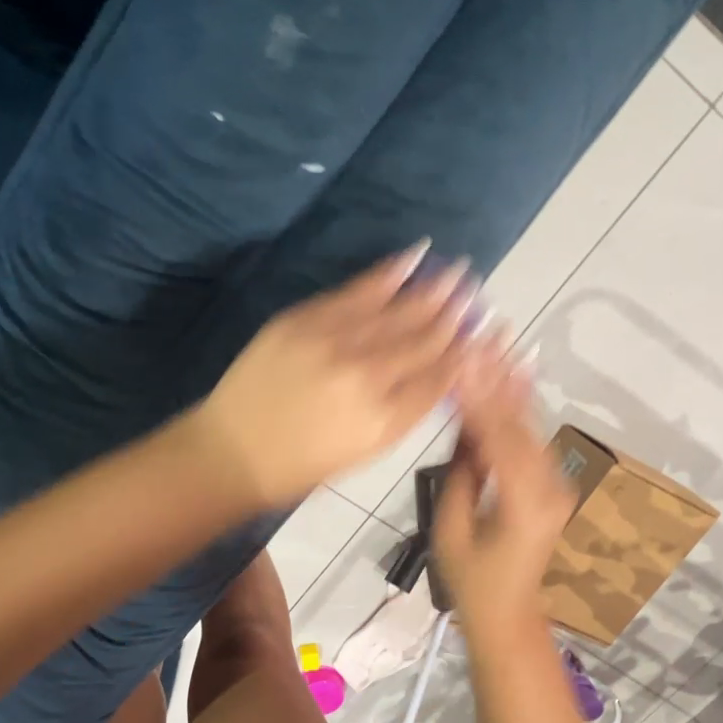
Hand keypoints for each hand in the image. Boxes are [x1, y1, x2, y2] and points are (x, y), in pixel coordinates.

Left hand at [188, 242, 478, 506]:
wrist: (232, 452)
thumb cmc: (299, 466)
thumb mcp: (363, 452)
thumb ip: (402, 413)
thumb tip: (439, 374)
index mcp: (386, 422)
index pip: (441, 378)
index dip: (469, 352)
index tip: (489, 332)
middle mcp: (369, 380)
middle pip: (426, 340)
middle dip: (457, 316)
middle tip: (479, 294)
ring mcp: (336, 345)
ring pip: (398, 312)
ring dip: (433, 290)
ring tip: (460, 273)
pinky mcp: (305, 322)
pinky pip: (357, 291)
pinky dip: (390, 273)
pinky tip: (416, 256)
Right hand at [433, 352, 577, 633]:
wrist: (508, 613)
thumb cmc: (471, 579)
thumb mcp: (452, 528)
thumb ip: (462, 474)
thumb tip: (463, 424)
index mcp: (524, 504)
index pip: (499, 440)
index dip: (480, 398)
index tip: (461, 361)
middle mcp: (550, 489)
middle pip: (521, 424)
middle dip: (500, 379)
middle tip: (484, 335)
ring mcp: (556, 486)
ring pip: (530, 426)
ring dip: (512, 384)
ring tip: (498, 342)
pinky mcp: (552, 485)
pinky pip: (532, 440)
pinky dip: (519, 406)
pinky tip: (514, 374)